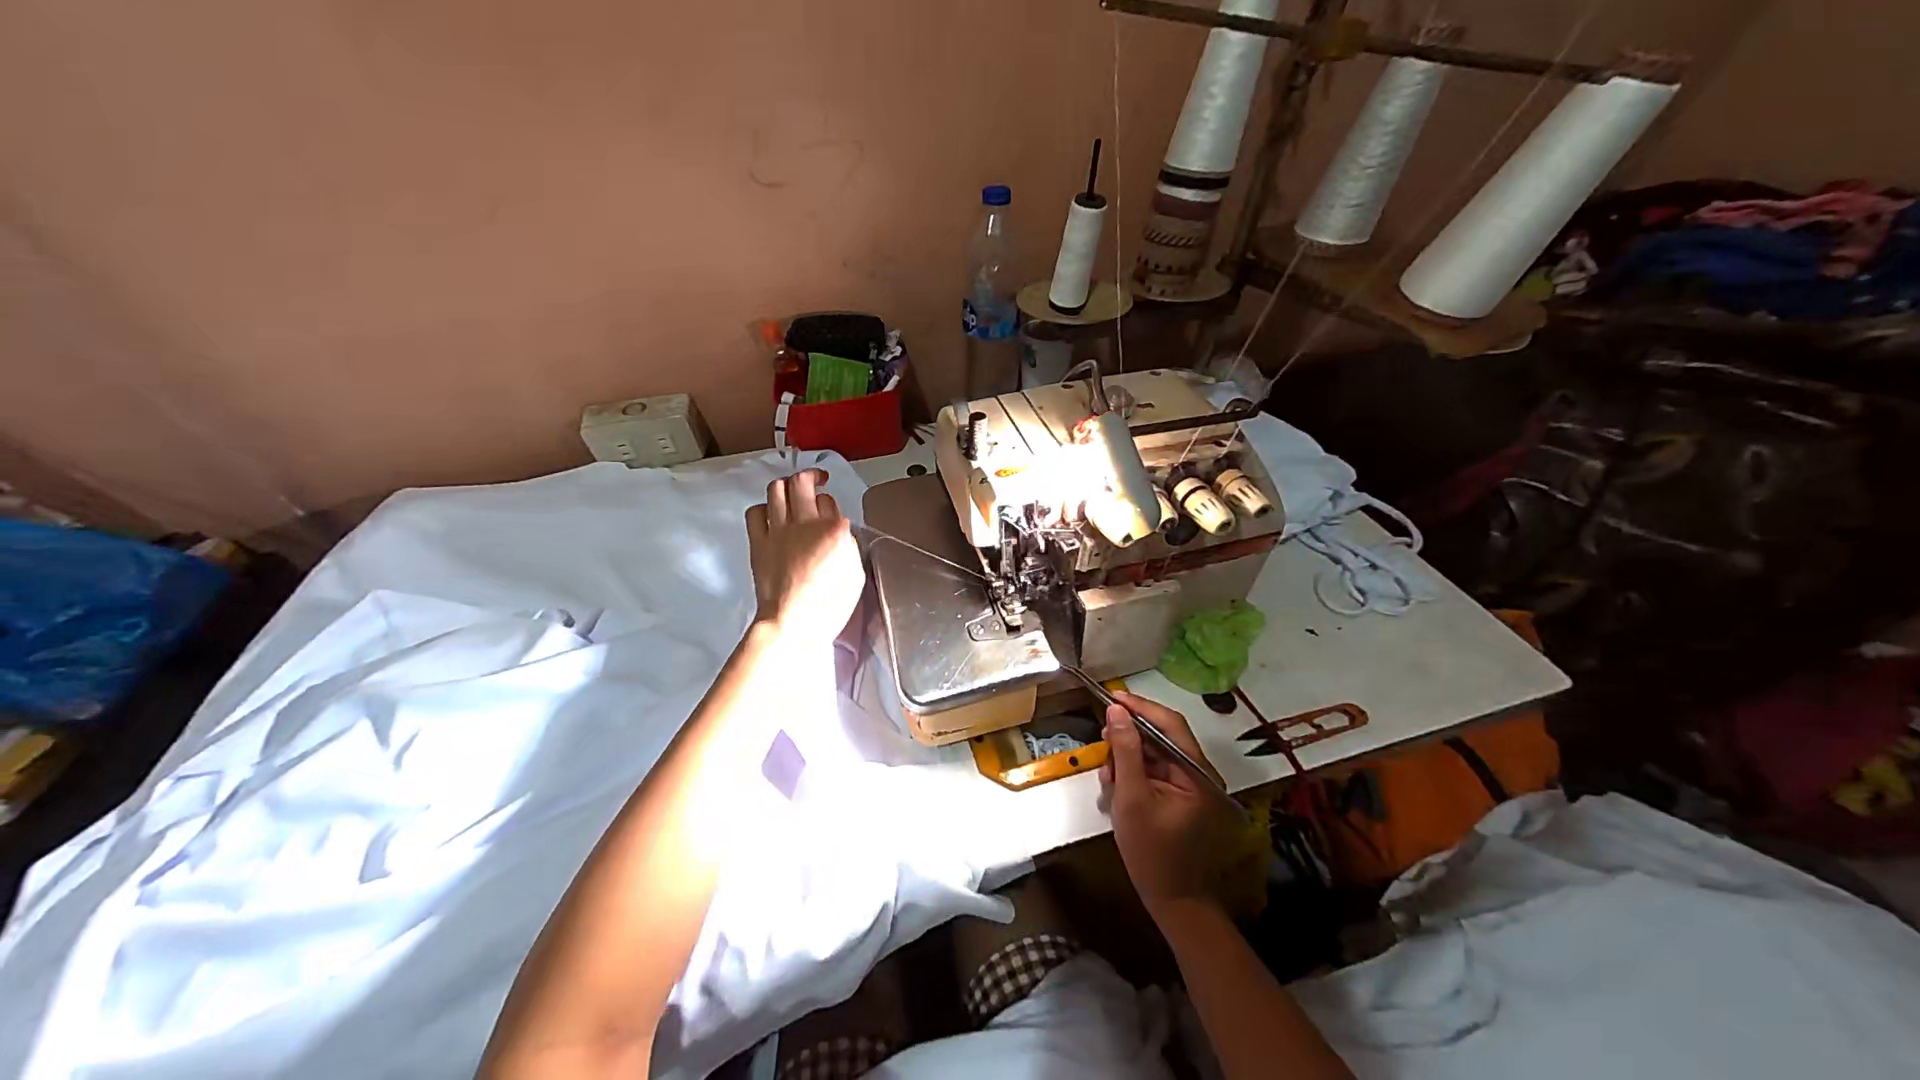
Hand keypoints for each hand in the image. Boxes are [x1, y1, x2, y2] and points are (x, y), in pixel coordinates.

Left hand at [745, 469, 865, 638]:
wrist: (791, 625)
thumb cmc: (826, 609)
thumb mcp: (855, 576)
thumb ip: (849, 547)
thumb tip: (840, 534)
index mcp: (834, 532)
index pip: (831, 501)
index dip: (830, 504)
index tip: (830, 511)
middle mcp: (805, 524)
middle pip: (802, 482)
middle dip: (809, 476)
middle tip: (814, 480)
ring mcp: (778, 531)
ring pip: (777, 489)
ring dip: (786, 486)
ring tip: (791, 492)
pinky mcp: (759, 543)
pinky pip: (755, 512)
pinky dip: (763, 508)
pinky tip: (770, 516)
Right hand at [1101, 692, 1226, 915]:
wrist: (1171, 898)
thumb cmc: (1151, 851)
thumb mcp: (1132, 797)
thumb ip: (1125, 751)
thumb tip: (1117, 711)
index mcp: (1197, 772)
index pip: (1170, 724)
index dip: (1140, 707)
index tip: (1111, 697)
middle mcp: (1199, 773)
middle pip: (1162, 736)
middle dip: (1130, 736)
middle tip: (1104, 740)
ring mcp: (1190, 785)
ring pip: (1155, 753)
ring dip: (1129, 758)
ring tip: (1109, 775)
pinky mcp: (1180, 796)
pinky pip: (1154, 771)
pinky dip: (1134, 773)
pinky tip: (1117, 786)